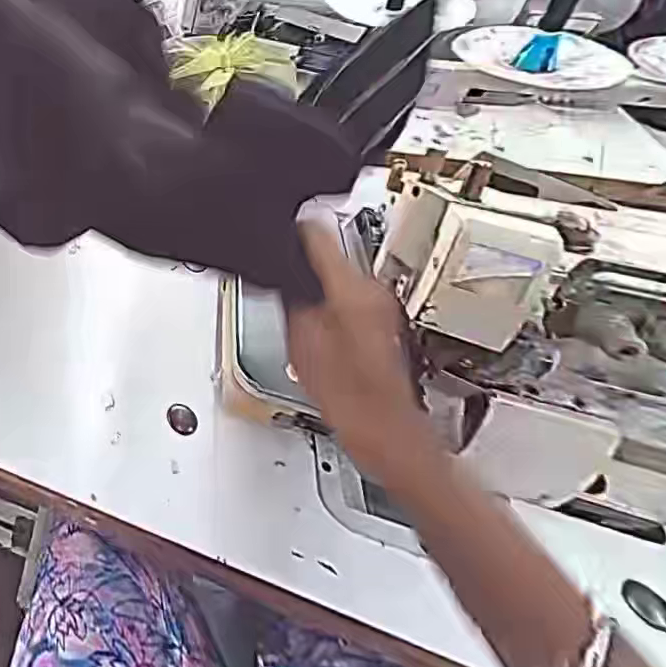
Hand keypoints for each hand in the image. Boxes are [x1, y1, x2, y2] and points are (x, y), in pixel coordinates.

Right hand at [285, 216, 435, 476]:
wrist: (385, 432)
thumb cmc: (349, 396)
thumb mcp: (300, 338)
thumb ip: (290, 294)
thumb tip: (282, 268)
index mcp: (352, 288)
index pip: (317, 234)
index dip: (292, 234)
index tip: (279, 237)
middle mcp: (374, 291)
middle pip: (329, 255)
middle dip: (303, 266)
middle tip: (282, 284)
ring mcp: (383, 308)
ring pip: (339, 278)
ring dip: (317, 287)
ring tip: (300, 314)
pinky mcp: (384, 324)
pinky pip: (351, 299)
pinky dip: (332, 306)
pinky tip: (319, 333)